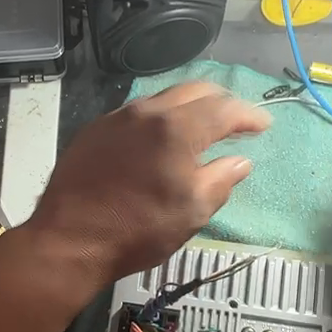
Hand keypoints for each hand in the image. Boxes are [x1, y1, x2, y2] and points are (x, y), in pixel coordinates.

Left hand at [23, 82, 269, 286]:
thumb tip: (239, 161)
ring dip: (187, 107)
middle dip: (220, 102)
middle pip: (193, 91)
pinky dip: (158, 118)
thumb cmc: (137, 231)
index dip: (248, 115)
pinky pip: (136, 113)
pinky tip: (160, 138)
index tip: (263, 125)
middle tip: (235, 121)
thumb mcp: (192, 212)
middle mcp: (146, 112)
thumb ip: (221, 180)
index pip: (224, 109)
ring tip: (200, 127)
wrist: (68, 240)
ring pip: (162, 98)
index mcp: (176, 129)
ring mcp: (116, 118)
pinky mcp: (94, 130)